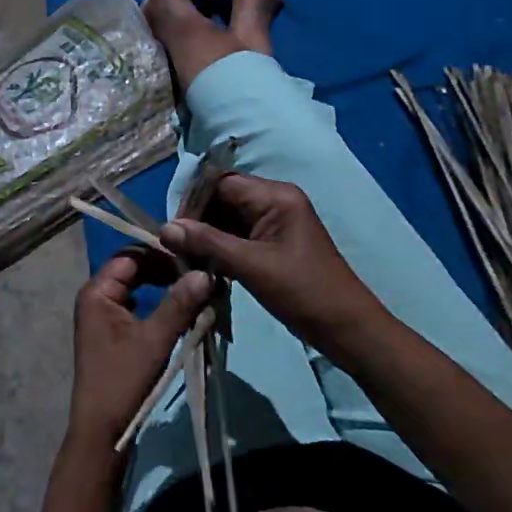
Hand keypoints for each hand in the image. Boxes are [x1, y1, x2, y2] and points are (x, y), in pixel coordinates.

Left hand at [67, 251, 213, 447]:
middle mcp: (95, 297)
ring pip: (136, 287)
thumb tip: (206, 272)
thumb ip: (179, 304)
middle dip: (165, 268)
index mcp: (97, 292)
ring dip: (163, 285)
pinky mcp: (112, 332)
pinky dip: (157, 303)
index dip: (161, 252)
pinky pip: (136, 305)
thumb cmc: (123, 380)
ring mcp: (102, 315)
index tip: (195, 255)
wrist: (101, 429)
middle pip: (133, 268)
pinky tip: (178, 309)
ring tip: (194, 287)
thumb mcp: (154, 340)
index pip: (130, 255)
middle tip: (199, 271)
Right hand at [160, 173, 380, 341]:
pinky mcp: (272, 243)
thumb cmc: (303, 292)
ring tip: (185, 257)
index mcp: (276, 196)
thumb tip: (165, 228)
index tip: (171, 228)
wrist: (346, 329)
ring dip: (206, 236)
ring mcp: (274, 222)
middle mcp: (275, 200)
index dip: (193, 201)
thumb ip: (207, 242)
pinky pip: (237, 235)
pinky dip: (219, 247)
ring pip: (227, 218)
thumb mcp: (251, 266)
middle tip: (174, 246)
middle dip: (197, 219)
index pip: (221, 183)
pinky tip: (203, 264)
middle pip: (223, 198)